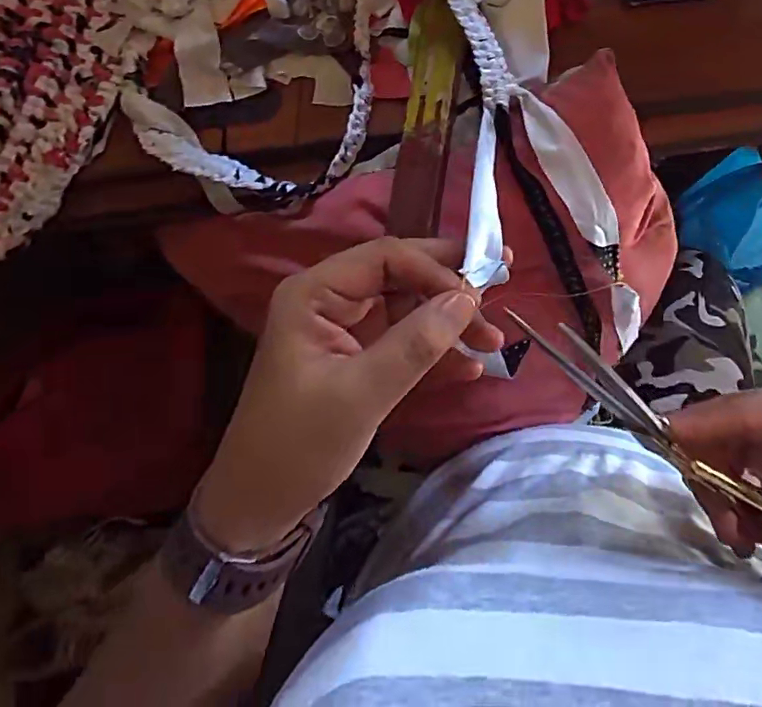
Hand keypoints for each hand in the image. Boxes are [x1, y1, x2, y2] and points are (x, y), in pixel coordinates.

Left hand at [191, 237, 504, 551]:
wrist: (260, 504)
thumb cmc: (297, 445)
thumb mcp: (360, 394)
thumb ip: (415, 344)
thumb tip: (468, 298)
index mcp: (316, 293)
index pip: (385, 257)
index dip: (434, 268)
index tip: (476, 295)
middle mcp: (332, 300)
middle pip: (402, 275)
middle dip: (450, 285)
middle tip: (502, 282)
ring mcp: (348, 329)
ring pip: (410, 307)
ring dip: (451, 322)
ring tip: (493, 342)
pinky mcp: (361, 357)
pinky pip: (407, 340)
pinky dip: (438, 352)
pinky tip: (471, 367)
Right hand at [668, 385, 761, 597]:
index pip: (737, 410)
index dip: (696, 424)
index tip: (660, 442)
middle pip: (719, 432)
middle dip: (708, 477)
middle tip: (729, 532)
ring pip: (719, 453)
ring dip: (719, 495)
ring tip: (746, 541)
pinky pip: (732, 472)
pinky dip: (732, 503)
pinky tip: (757, 534)